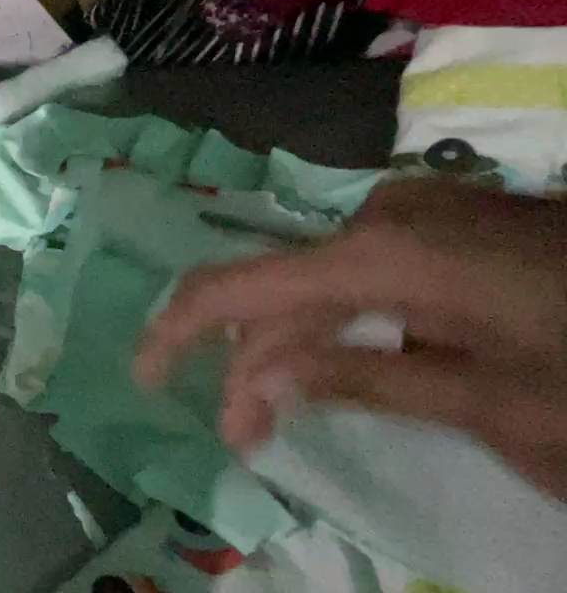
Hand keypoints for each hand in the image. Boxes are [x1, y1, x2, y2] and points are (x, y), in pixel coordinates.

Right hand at [133, 178, 566, 499]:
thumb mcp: (503, 409)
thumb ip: (362, 384)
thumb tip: (253, 383)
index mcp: (381, 254)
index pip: (235, 288)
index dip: (176, 331)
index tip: (144, 376)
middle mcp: (380, 217)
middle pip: (281, 292)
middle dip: (251, 364)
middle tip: (245, 435)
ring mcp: (419, 212)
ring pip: (323, 283)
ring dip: (298, 346)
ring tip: (288, 410)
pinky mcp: (452, 221)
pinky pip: (370, 272)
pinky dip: (348, 323)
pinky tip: (357, 364)